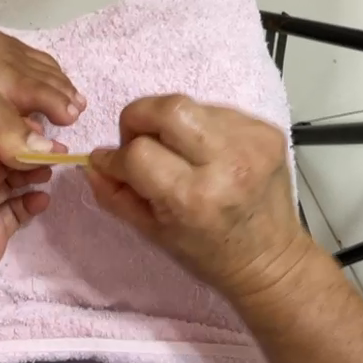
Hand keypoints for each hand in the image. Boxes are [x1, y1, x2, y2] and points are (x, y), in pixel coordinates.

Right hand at [86, 96, 317, 303]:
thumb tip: (93, 164)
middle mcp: (227, 164)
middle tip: (137, 142)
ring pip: (189, 104)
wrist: (269, 258)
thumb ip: (115, 195)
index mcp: (193, 198)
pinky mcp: (267, 129)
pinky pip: (215, 110)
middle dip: (137, 119)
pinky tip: (202, 152)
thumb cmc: (204, 252)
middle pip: (167, 108)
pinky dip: (196, 126)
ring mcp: (251, 142)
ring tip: (173, 151)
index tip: (111, 166)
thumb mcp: (151, 232)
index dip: (115, 158)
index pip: (137, 153)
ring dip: (168, 124)